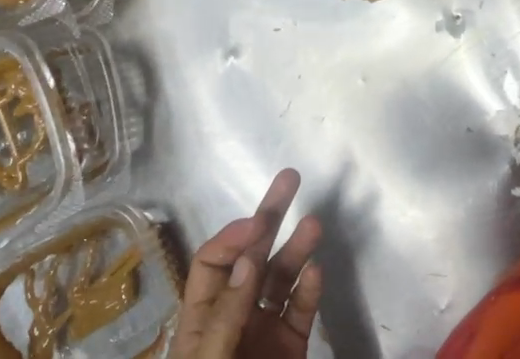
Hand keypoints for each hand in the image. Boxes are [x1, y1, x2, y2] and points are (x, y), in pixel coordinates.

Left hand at [170, 169, 324, 358]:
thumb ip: (227, 314)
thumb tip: (248, 258)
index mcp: (201, 319)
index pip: (215, 262)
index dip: (235, 238)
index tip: (259, 225)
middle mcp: (233, 317)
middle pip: (251, 257)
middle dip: (269, 218)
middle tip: (289, 178)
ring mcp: (264, 332)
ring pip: (282, 279)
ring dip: (297, 250)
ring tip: (314, 224)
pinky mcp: (292, 349)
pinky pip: (301, 312)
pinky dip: (310, 291)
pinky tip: (317, 272)